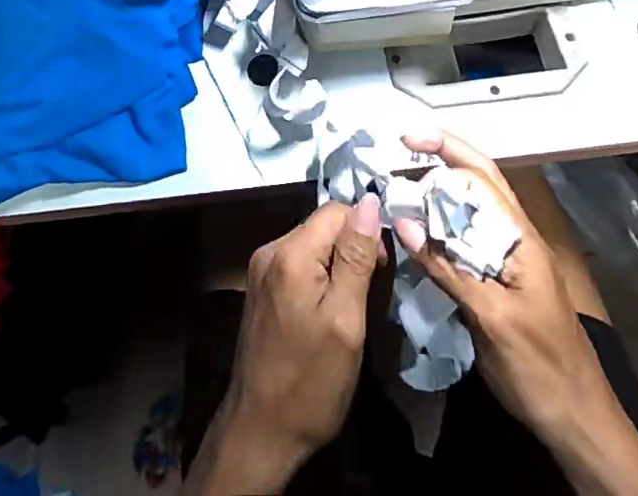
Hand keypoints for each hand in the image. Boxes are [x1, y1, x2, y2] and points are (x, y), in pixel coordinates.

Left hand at [184, 194, 384, 494]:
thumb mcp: (345, 319)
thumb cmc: (310, 381)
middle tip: (366, 292)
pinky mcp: (262, 289)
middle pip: (324, 224)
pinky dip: (321, 276)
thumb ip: (355, 256)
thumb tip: (369, 201)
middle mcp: (270, 251)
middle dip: (352, 247)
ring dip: (338, 263)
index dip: (366, 231)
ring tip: (349, 305)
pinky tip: (327, 309)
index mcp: (290, 253)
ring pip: (314, 243)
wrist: (259, 435)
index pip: (338, 210)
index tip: (378, 270)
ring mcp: (261, 270)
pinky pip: (300, 262)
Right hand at [394, 132, 637, 495]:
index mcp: (521, 238)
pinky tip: (421, 234)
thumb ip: (449, 270)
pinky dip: (443, 231)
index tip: (410, 140)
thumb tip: (406, 224)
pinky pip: (468, 244)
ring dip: (440, 196)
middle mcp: (517, 239)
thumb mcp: (491, 318)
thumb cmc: (539, 366)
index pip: (483, 179)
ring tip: (403, 188)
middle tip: (401, 155)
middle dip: (442, 163)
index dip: (448, 152)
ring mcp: (510, 259)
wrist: (574, 414)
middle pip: (479, 186)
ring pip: (472, 213)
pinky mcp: (501, 281)